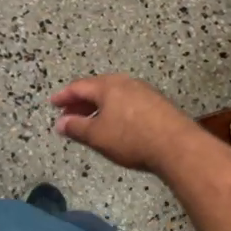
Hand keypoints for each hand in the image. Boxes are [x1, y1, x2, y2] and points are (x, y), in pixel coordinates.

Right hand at [50, 74, 197, 174]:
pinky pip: (128, 102)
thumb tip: (60, 123)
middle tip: (69, 113)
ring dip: (99, 106)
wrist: (178, 147)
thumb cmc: (131, 138)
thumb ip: (75, 127)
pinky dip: (115, 110)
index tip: (53, 103)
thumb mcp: (97, 136)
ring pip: (114, 95)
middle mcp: (126, 83)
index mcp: (108, 86)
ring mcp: (145, 92)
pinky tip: (115, 125)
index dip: (64, 96)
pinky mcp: (158, 104)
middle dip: (81, 101)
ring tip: (90, 121)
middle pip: (97, 88)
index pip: (79, 87)